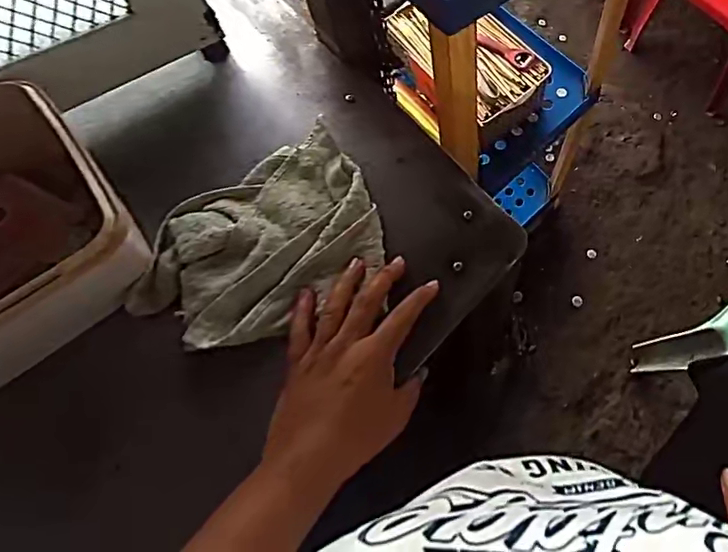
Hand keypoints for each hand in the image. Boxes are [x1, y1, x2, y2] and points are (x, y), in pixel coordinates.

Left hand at [260, 257, 437, 495]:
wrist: (302, 466)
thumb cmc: (353, 441)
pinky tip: (306, 294)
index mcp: (375, 355)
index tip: (431, 286)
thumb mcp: (396, 415)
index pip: (403, 316)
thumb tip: (414, 375)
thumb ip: (409, 389)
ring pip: (334, 308)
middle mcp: (347, 346)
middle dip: (385, 278)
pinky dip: (302, 311)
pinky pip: (299, 332)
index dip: (420, 298)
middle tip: (395, 262)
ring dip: (347, 283)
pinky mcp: (296, 367)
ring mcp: (319, 354)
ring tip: (356, 263)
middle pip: (367, 302)